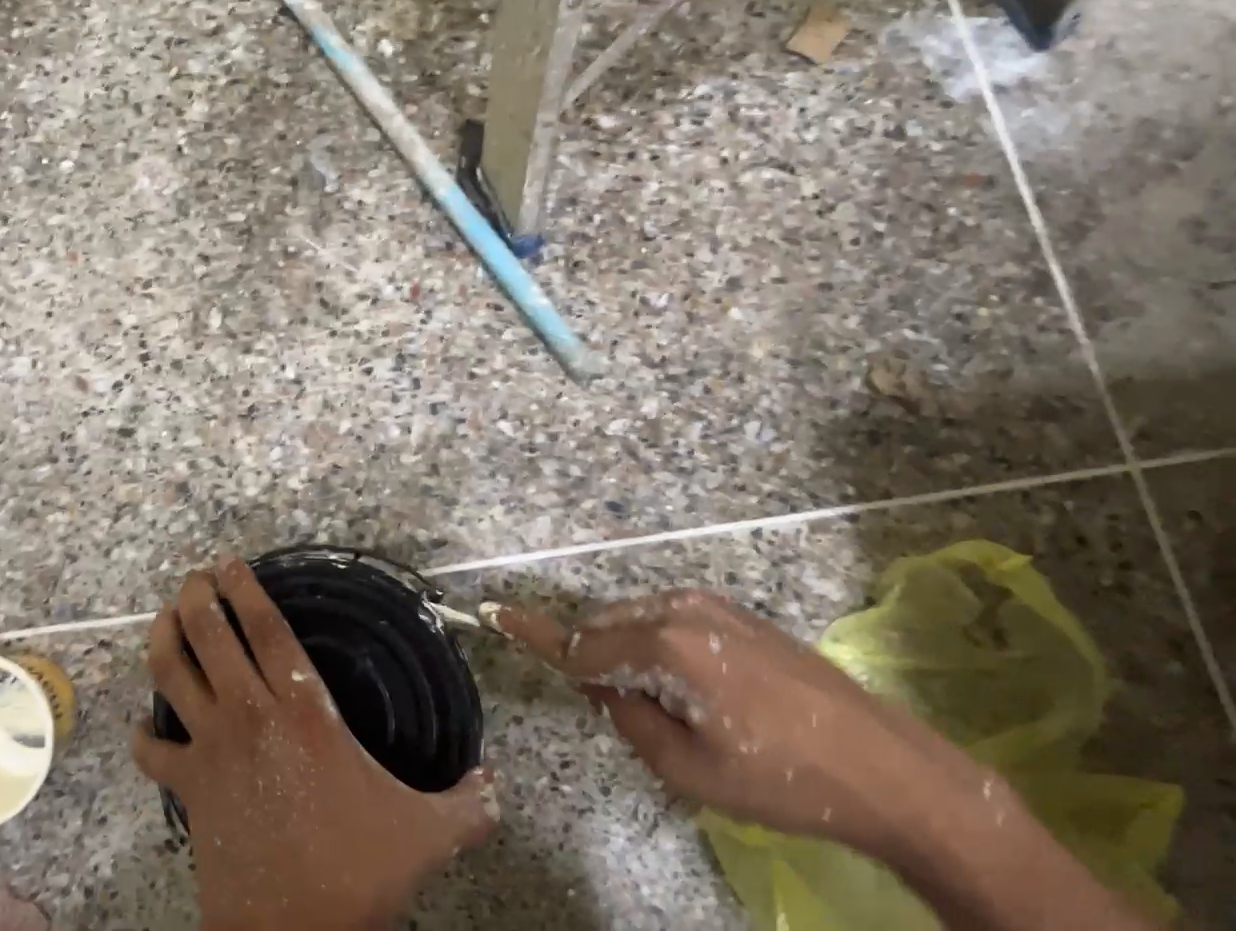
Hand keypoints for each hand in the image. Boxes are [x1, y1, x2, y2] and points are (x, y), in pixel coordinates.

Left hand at [133, 559, 498, 930]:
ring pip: (172, 674)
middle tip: (195, 577)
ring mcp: (212, 748)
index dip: (247, 589)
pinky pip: (152, 751)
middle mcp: (250, 714)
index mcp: (304, 709)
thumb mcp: (428, 834)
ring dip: (163, 639)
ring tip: (165, 617)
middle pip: (211, 635)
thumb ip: (470, 803)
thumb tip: (499, 783)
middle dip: (197, 596)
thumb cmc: (356, 870)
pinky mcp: (187, 786)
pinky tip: (142, 726)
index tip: (231, 562)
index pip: (268, 629)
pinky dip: (142, 735)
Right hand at [486, 589, 990, 855]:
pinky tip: (694, 686)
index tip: (495, 613)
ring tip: (665, 706)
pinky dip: (655, 643)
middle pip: (605, 625)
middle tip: (620, 711)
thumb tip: (600, 682)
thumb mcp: (685, 768)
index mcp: (666, 645)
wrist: (890, 771)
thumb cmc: (781, 779)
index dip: (534, 634)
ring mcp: (714, 605)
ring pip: (636, 618)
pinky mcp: (738, 613)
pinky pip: (669, 617)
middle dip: (593, 658)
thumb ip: (625, 716)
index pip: (580, 643)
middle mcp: (683, 609)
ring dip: (626, 651)